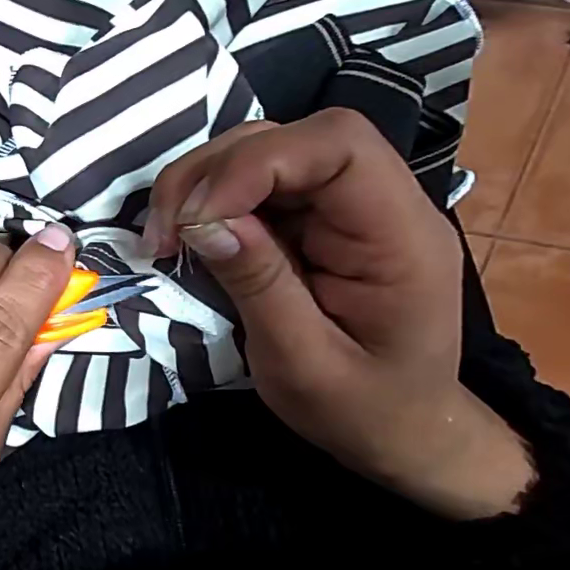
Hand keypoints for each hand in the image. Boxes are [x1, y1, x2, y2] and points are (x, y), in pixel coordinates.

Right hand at [145, 109, 531, 518]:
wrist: (404, 431)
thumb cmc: (363, 411)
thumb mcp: (304, 365)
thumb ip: (260, 285)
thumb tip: (202, 219)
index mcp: (401, 236)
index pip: (338, 146)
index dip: (257, 161)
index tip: (195, 217)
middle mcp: (382, 202)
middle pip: (295, 138)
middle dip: (216, 170)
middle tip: (165, 229)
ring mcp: (349, 205)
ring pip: (269, 149)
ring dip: (206, 180)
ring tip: (168, 232)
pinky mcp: (321, 216)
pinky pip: (261, 182)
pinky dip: (214, 197)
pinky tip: (190, 231)